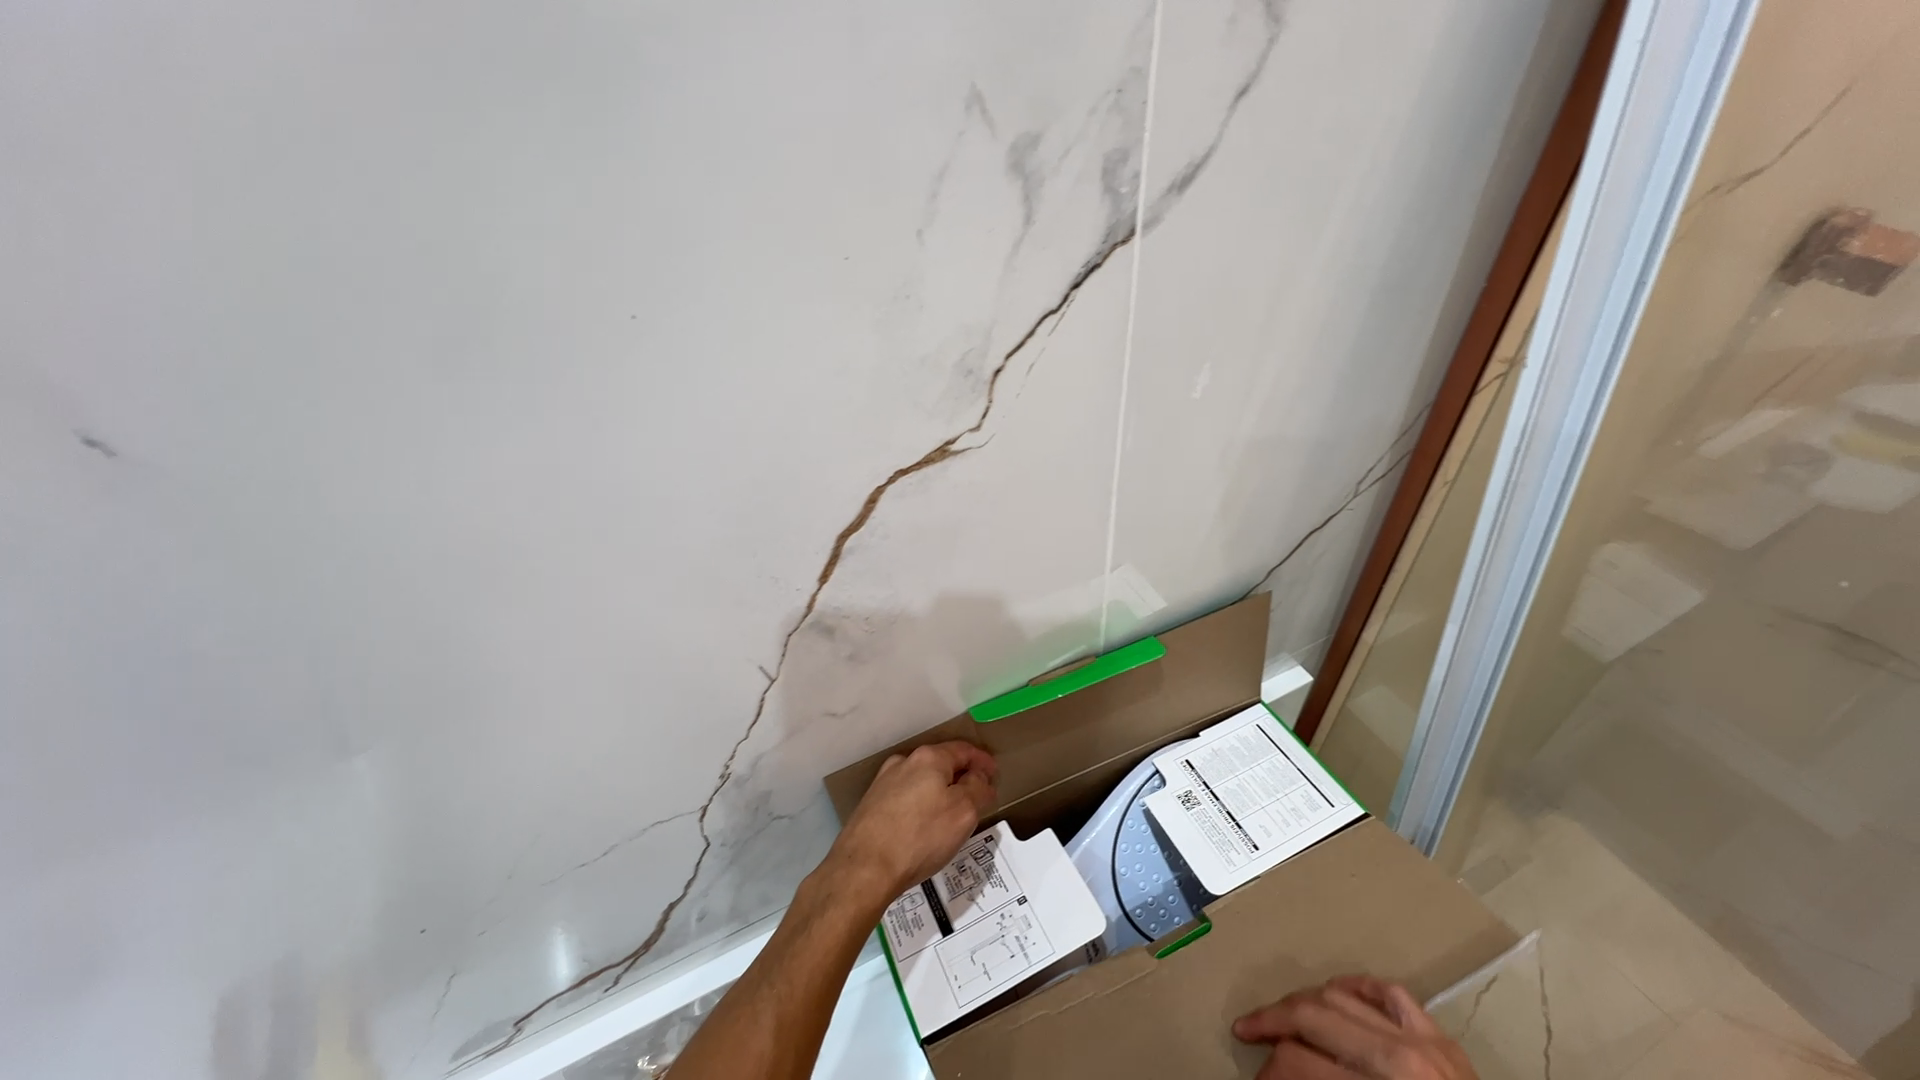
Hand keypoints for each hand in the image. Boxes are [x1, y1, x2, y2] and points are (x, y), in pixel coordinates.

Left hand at [825, 741, 997, 903]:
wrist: (864, 869)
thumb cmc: (920, 837)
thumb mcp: (964, 812)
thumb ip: (978, 789)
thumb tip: (979, 778)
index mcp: (929, 758)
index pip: (964, 750)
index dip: (983, 762)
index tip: (995, 776)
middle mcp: (903, 763)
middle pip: (941, 764)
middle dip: (961, 777)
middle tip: (978, 797)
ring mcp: (883, 783)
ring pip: (921, 781)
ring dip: (940, 792)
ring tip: (952, 815)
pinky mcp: (871, 805)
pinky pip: (906, 799)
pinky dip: (921, 806)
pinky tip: (923, 827)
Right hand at [1233, 975, 1476, 1079]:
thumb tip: (1279, 1075)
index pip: (1296, 1063)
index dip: (1266, 1072)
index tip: (1255, 1079)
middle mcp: (1396, 1060)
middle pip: (1311, 1017)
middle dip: (1270, 1022)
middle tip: (1246, 1031)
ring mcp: (1422, 1043)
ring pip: (1341, 997)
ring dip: (1303, 1003)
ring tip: (1283, 1017)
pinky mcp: (1442, 1039)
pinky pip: (1389, 994)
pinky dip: (1356, 988)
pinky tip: (1334, 993)